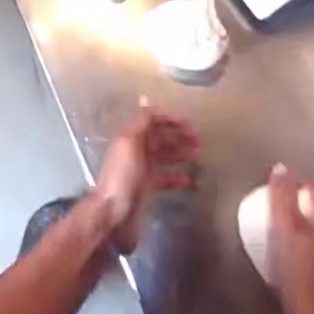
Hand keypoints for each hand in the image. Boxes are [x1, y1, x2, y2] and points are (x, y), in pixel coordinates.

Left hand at [91, 100, 200, 253]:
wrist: (114, 214)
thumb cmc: (123, 176)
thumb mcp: (130, 144)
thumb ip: (140, 123)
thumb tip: (146, 99)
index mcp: (130, 137)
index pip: (150, 120)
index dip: (168, 119)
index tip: (189, 123)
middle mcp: (135, 151)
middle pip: (159, 137)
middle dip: (178, 136)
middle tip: (199, 141)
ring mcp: (141, 170)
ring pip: (163, 156)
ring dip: (180, 154)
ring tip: (199, 157)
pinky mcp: (146, 188)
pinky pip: (164, 178)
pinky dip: (177, 177)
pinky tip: (190, 180)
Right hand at [267, 164, 313, 313]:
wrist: (306, 308)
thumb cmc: (295, 267)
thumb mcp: (282, 224)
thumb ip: (281, 192)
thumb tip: (281, 167)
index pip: (310, 188)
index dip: (288, 191)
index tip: (273, 202)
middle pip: (312, 205)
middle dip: (293, 205)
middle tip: (275, 216)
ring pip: (313, 221)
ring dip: (296, 220)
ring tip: (278, 230)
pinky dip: (302, 235)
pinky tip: (288, 245)